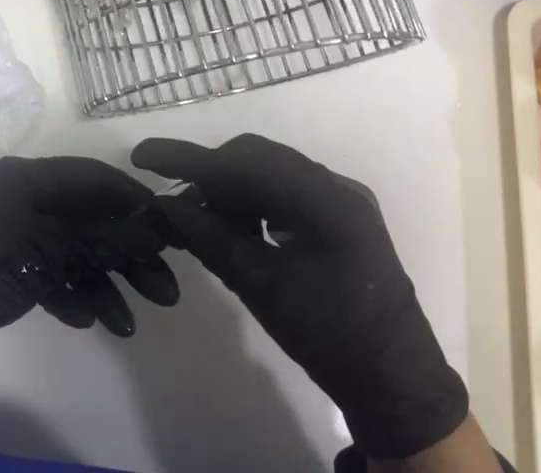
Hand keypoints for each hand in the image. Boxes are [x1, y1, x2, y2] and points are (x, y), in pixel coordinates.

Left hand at [0, 155, 179, 399]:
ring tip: (127, 325)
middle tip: (166, 293)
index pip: (97, 178)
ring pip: (72, 249)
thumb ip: (104, 239)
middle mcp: (23, 195)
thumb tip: (157, 226)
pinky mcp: (2, 262)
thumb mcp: (49, 252)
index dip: (137, 204)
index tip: (174, 235)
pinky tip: (88, 320)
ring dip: (103, 282)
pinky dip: (71, 291)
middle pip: (90, 218)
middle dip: (127, 254)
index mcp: (30, 177)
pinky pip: (49, 269)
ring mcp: (12, 229)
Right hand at [132, 135, 467, 460]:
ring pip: (269, 171)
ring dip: (230, 187)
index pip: (243, 163)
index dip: (189, 159)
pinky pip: (285, 191)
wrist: (398, 384)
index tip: (143, 157)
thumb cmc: (331, 338)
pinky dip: (252, 201)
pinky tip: (234, 227)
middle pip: (256, 157)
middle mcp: (337, 188)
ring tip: (201, 219)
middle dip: (209, 173)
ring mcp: (342, 201)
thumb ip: (210, 239)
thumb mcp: (261, 288)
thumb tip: (162, 205)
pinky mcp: (340, 218)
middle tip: (175, 200)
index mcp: (326, 201)